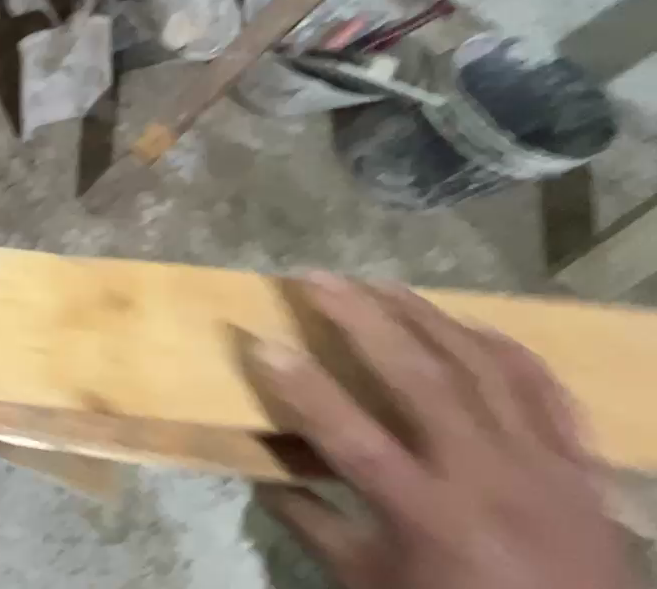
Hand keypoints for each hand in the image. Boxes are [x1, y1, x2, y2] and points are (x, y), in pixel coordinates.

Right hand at [249, 273, 631, 588]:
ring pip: (483, 370)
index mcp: (429, 515)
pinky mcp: (578, 467)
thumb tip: (258, 474)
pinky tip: (468, 324)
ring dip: (426, 318)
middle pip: (422, 381)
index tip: (258, 340)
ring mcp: (542, 468)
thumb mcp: (372, 584)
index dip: (301, 386)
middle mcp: (487, 480)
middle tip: (314, 277)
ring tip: (381, 283)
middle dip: (362, 320)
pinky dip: (505, 351)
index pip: (351, 437)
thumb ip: (313, 523)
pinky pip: (547, 394)